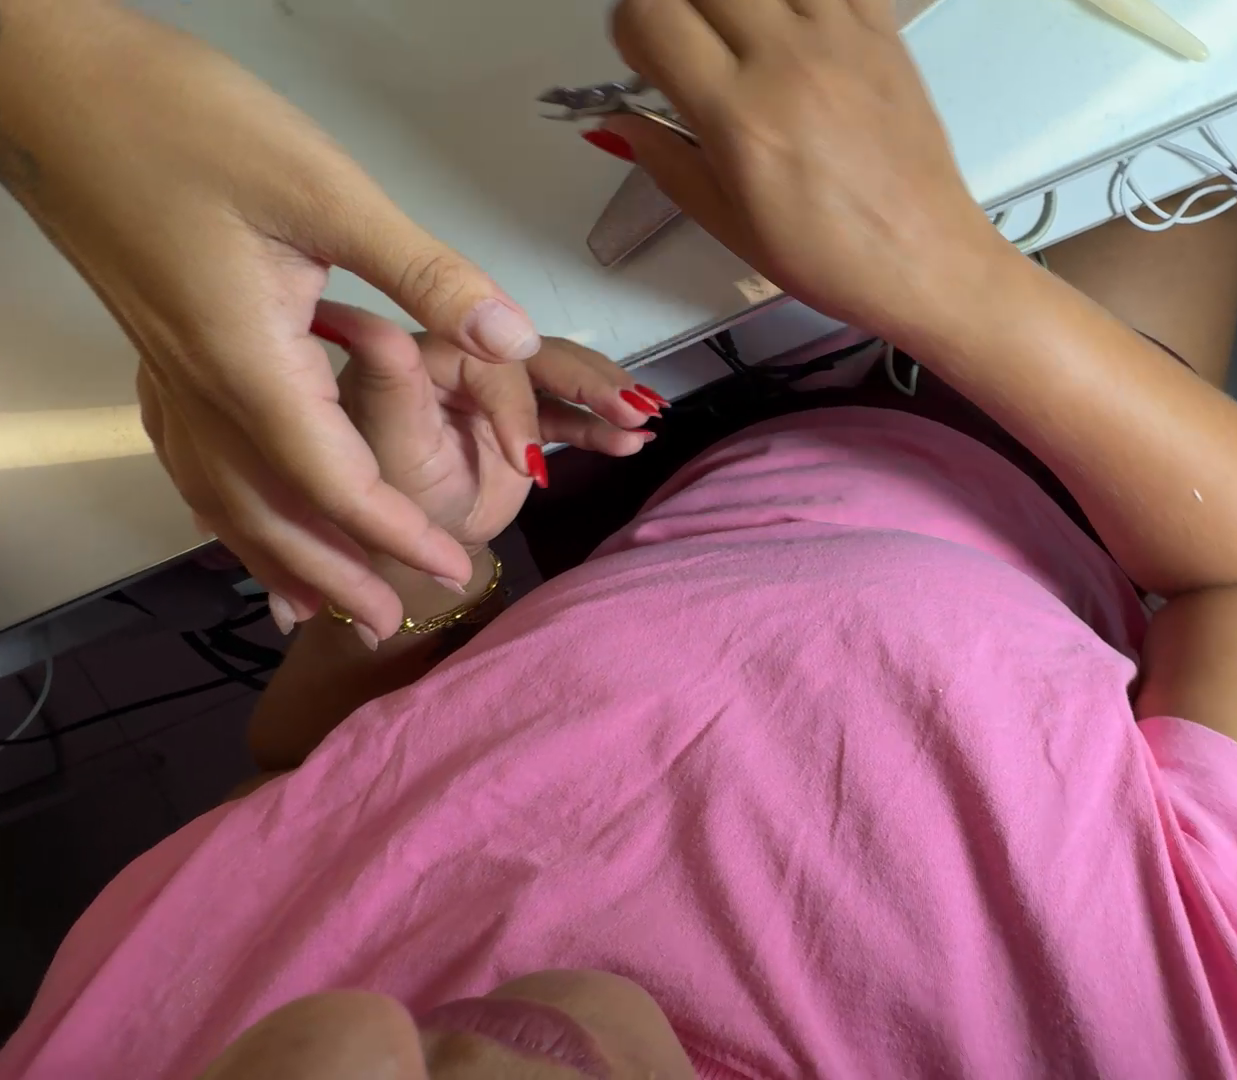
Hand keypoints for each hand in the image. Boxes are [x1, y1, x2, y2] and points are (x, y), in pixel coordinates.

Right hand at [0, 4, 644, 632]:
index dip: (397, 536)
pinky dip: (233, 510)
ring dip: (278, 557)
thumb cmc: (183, 121)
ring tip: (319, 607)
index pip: (338, 484)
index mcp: (251, 367)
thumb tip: (515, 342)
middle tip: (387, 625)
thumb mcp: (327, 192)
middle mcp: (202, 387)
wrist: (34, 63)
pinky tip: (249, 526)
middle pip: (272, 512)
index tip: (453, 569)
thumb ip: (428, 276)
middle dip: (335, 573)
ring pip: (225, 495)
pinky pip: (199, 459)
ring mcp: (171, 372)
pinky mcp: (164, 347)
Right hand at [601, 0, 1015, 340]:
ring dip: (738, 3)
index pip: (646, 15)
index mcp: (741, 118)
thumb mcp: (738, 232)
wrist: (929, 264)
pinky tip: (802, 32)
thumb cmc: (839, 263)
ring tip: (750, 42)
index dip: (633, 35)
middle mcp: (788, 62)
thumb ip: (671, 166)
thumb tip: (620, 124)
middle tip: (697, 50)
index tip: (651, 64)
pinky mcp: (883, 32)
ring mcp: (841, 38)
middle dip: (678, 8)